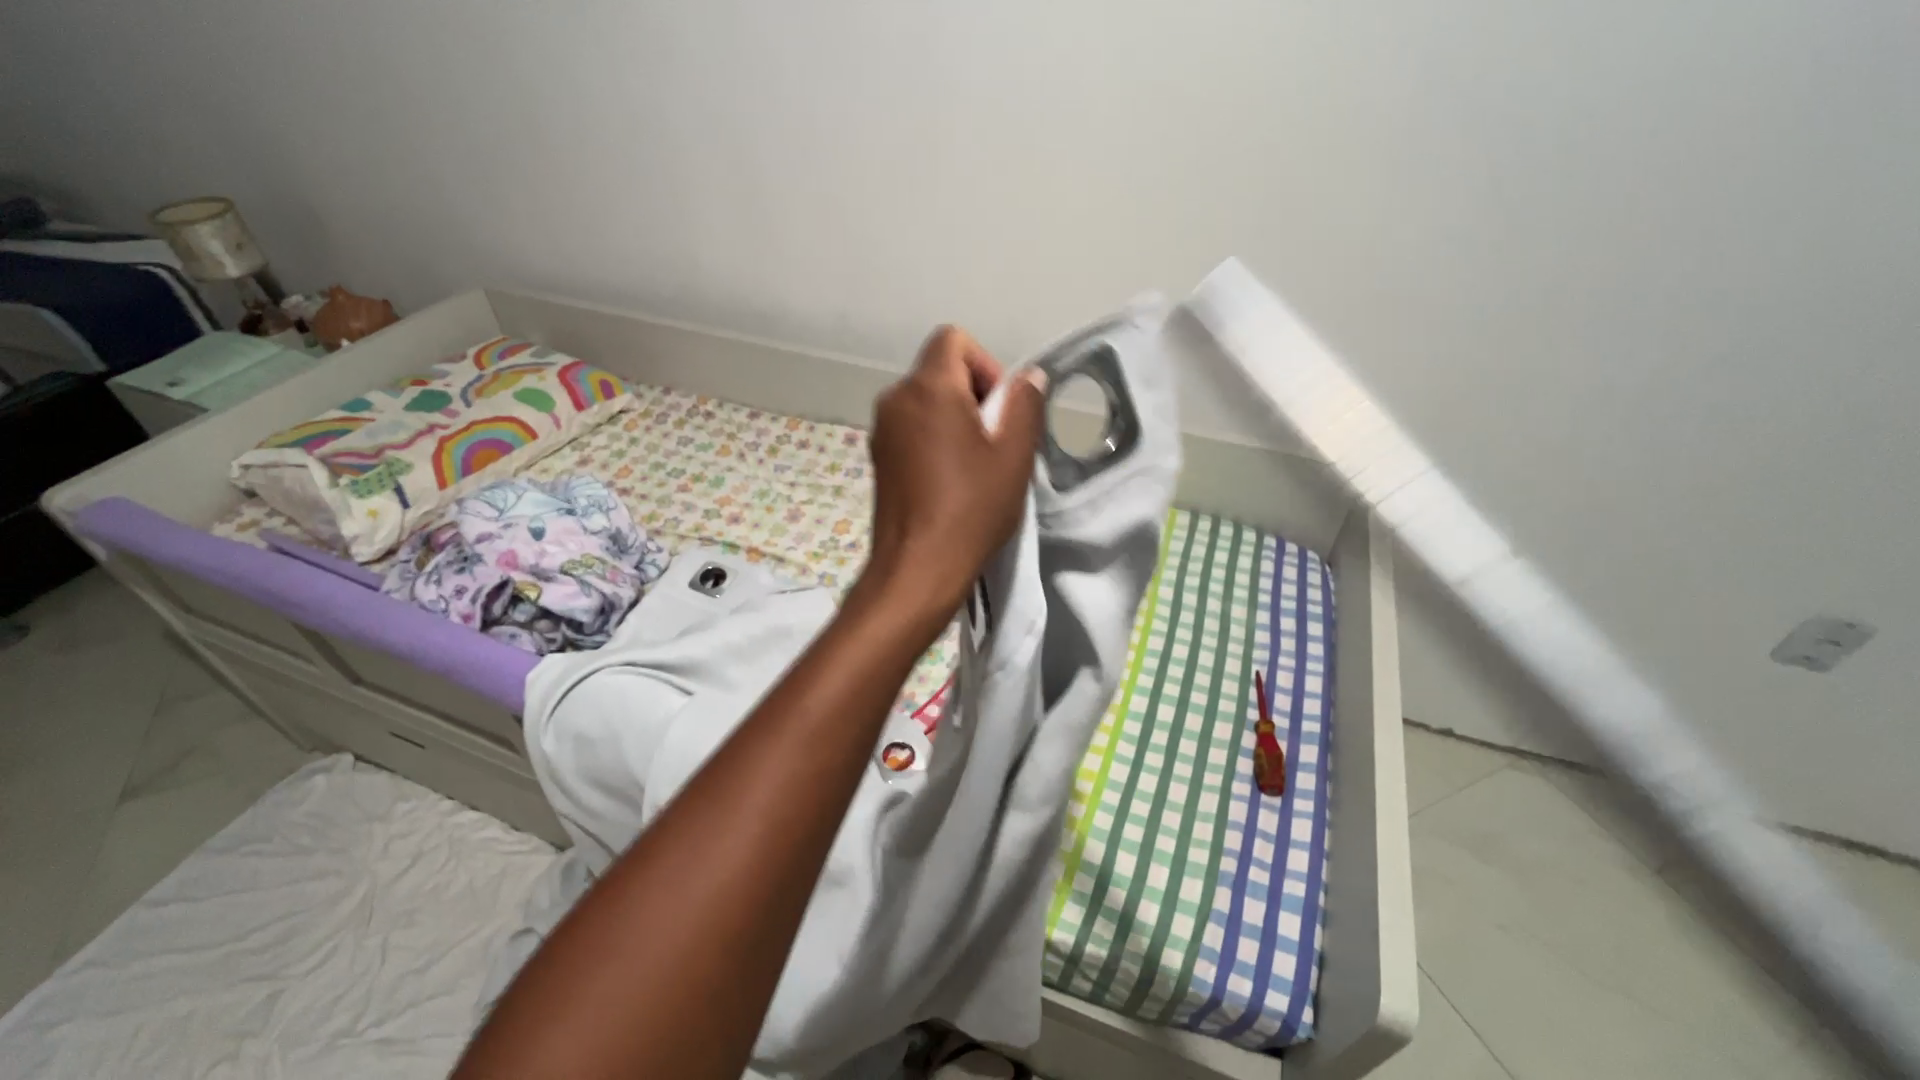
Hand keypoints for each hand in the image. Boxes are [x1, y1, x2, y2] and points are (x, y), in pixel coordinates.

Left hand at [857, 325, 1047, 628]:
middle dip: (974, 396)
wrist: (917, 568)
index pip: (953, 340)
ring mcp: (881, 431)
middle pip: (940, 372)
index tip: (1001, 408)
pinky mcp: (878, 459)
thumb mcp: (1014, 455)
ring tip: (976, 467)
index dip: (985, 364)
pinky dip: (934, 441)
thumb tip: (1027, 378)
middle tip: (996, 443)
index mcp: (927, 388)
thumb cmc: (970, 509)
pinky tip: (951, 482)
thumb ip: (1024, 405)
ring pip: (927, 403)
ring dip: (955, 421)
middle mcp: (895, 399)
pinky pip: (912, 430)